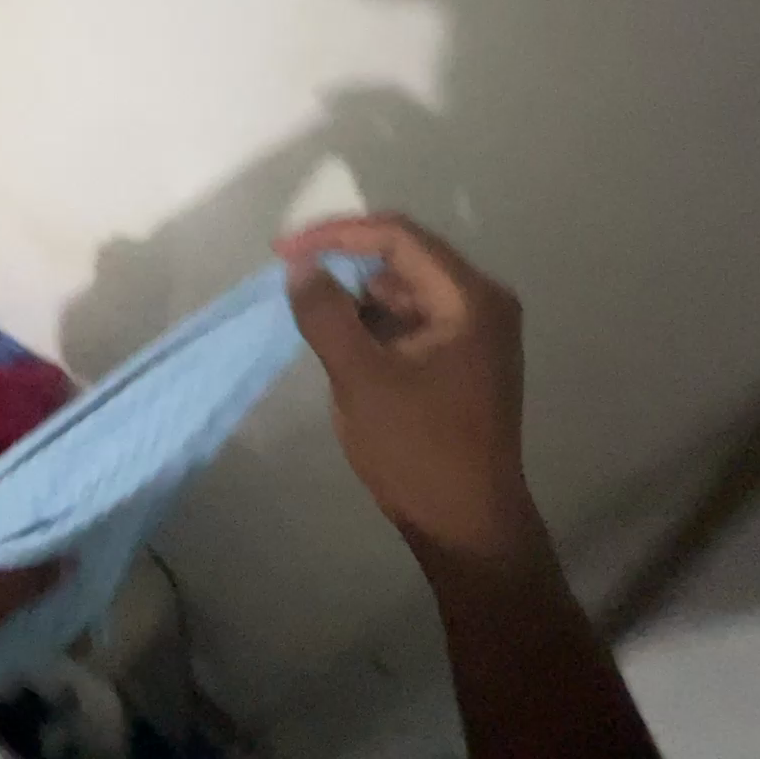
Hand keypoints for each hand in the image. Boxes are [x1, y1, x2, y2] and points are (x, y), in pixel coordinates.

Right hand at [275, 213, 535, 556]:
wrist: (462, 523)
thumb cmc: (415, 447)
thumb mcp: (359, 376)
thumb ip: (325, 313)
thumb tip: (298, 265)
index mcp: (469, 299)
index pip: (396, 237)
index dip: (334, 234)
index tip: (281, 252)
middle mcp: (477, 303)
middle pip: (400, 255)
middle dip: (340, 258)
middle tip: (288, 273)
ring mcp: (468, 330)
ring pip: (397, 286)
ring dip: (350, 291)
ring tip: (306, 308)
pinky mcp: (452, 355)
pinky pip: (401, 315)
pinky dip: (364, 317)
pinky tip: (335, 336)